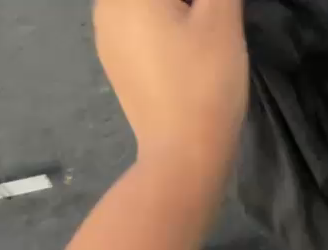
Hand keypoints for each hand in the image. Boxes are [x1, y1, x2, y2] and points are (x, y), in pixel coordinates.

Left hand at [94, 0, 248, 171]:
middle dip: (187, 5)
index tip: (213, 14)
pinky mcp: (116, 65)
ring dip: (175, 14)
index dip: (199, 3)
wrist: (184, 156)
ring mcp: (106, 36)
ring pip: (143, 8)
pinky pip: (137, 29)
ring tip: (199, 39)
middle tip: (212, 20)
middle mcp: (106, 4)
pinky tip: (182, 56)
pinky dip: (160, 30)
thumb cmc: (204, 84)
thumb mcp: (222, 22)